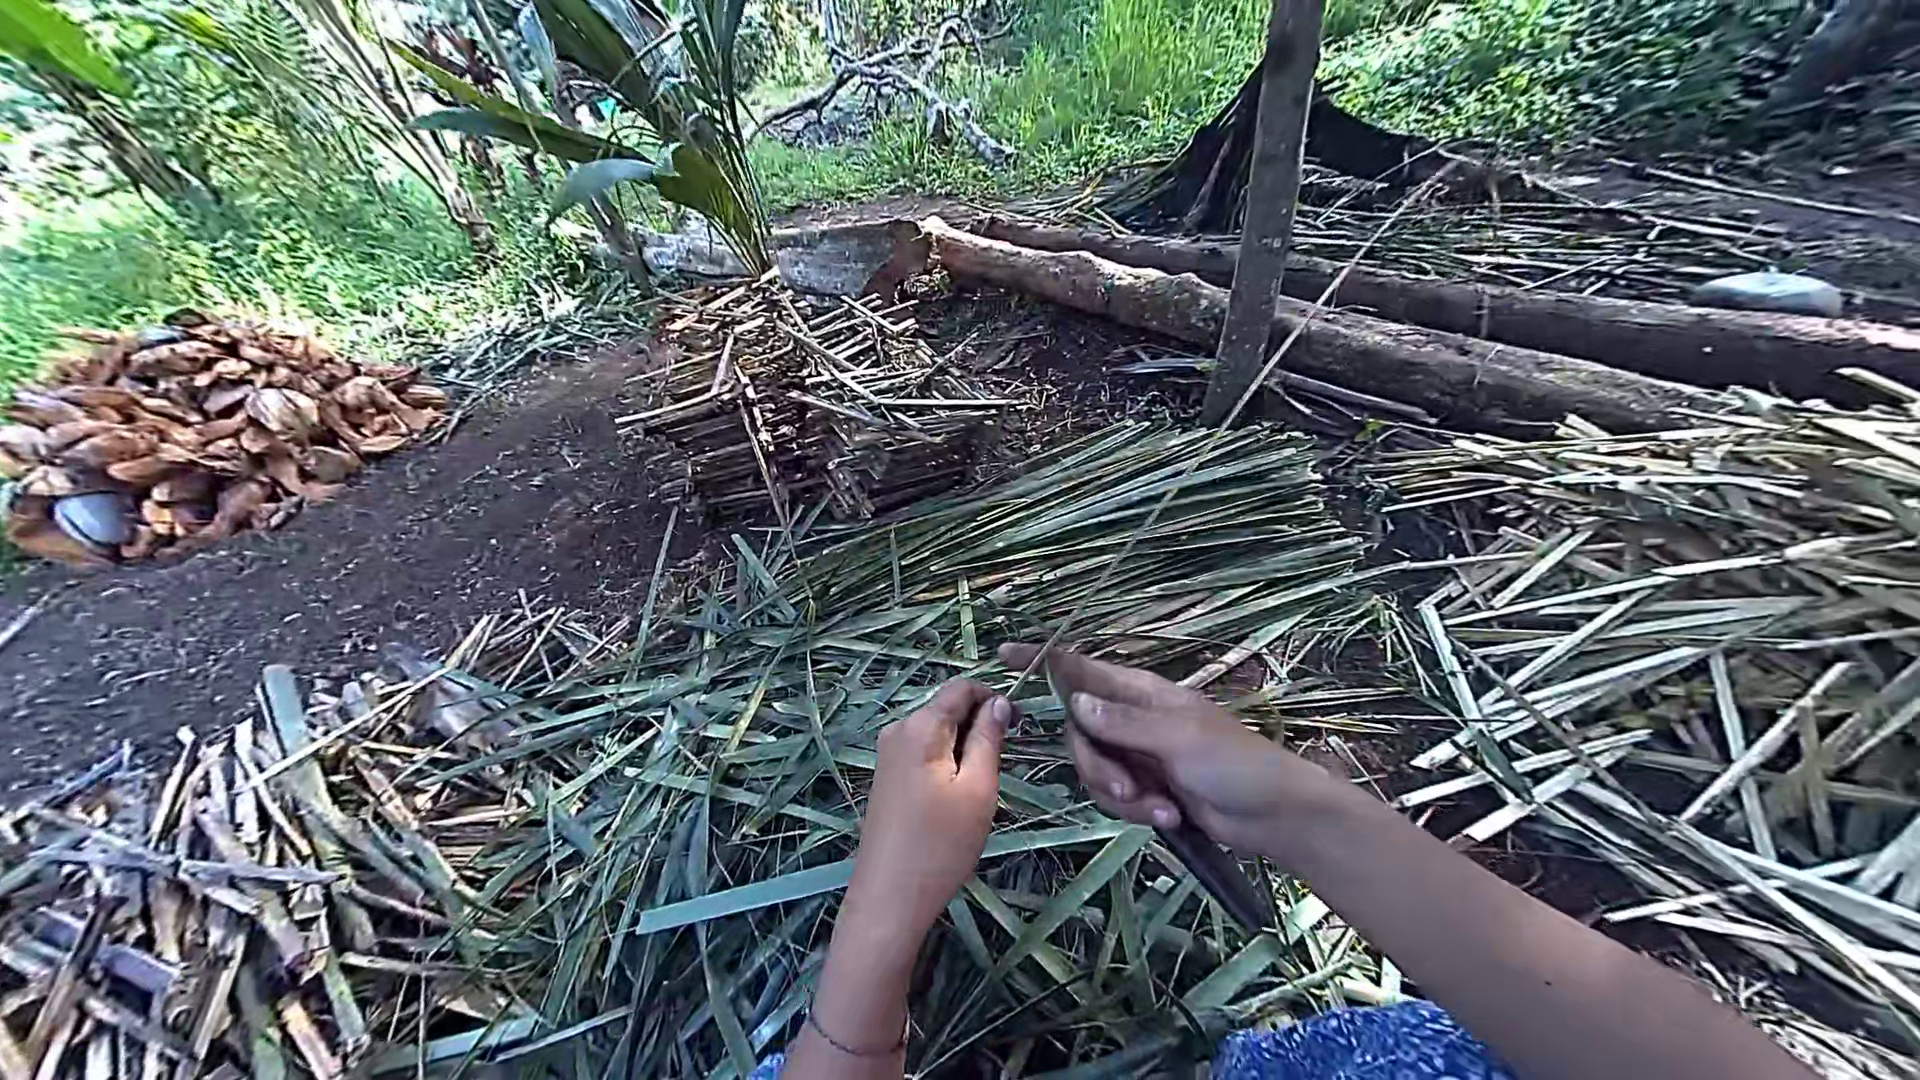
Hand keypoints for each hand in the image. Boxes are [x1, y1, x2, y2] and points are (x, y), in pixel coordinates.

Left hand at [843, 679, 1009, 943]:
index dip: (993, 697)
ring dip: (964, 744)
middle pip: (948, 707)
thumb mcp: (978, 788)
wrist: (888, 900)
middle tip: (1002, 763)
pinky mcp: (886, 774)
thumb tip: (999, 702)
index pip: (961, 688)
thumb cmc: (941, 845)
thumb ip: (988, 738)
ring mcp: (888, 752)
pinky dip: (946, 759)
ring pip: (937, 730)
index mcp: (920, 725)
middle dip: (979, 723)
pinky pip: (923, 749)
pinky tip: (955, 794)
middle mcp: (899, 728)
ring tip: (980, 784)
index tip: (1018, 724)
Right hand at [1000, 642, 1341, 855]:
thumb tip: (1074, 702)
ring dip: (1120, 794)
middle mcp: (1129, 717)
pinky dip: (1136, 810)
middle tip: (1128, 789)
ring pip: (1093, 768)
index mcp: (1138, 691)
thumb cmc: (1234, 763)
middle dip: (1097, 766)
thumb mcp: (1178, 739)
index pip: (1079, 667)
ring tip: (1161, 808)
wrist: (1275, 817)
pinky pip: (1113, 795)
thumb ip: (1123, 723)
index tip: (1004, 654)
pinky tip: (1169, 816)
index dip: (1042, 658)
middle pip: (1078, 732)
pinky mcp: (1141, 784)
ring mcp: (1134, 752)